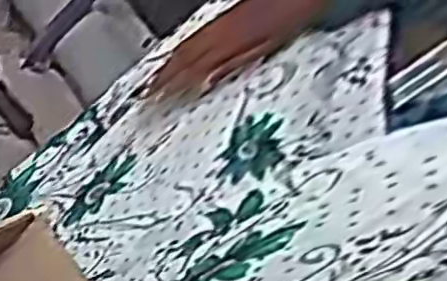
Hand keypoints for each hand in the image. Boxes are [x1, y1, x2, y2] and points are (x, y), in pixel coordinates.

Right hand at [146, 0, 324, 97]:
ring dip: (165, 66)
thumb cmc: (300, 9)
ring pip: (183, 48)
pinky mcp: (226, 16)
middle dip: (160, 80)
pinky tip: (176, 56)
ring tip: (153, 81)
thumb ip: (234, 65)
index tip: (153, 105)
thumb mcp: (270, 44)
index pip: (189, 73)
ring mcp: (221, 23)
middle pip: (180, 60)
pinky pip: (193, 37)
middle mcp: (219, 33)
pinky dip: (179, 51)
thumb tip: (206, 84)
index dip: (169, 91)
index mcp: (227, 44)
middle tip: (145, 96)